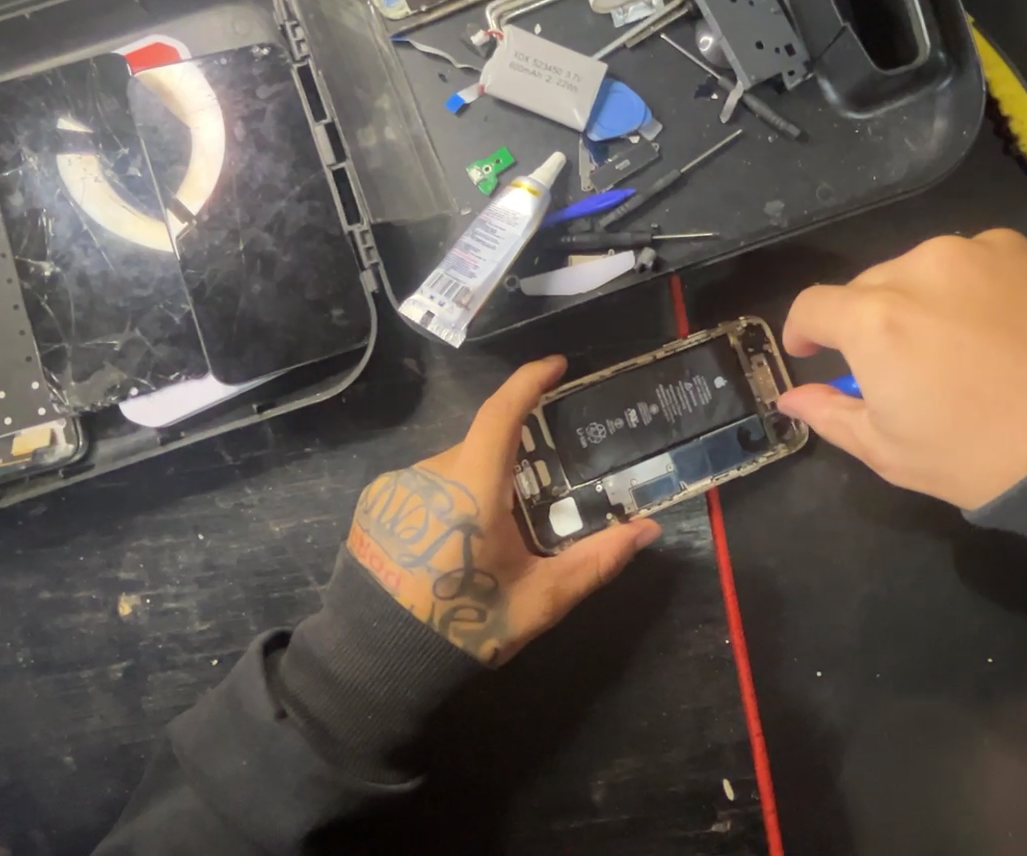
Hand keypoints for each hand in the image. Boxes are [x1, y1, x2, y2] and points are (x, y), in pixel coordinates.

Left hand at [345, 357, 662, 664]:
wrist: (378, 661)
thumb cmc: (466, 625)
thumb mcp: (541, 598)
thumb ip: (597, 560)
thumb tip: (648, 530)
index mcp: (472, 487)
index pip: (502, 414)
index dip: (530, 381)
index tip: (558, 365)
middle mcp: (430, 473)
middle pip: (482, 444)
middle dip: (512, 459)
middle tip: (537, 500)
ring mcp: (397, 486)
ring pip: (455, 465)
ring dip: (480, 482)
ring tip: (494, 535)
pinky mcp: (377, 502)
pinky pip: (426, 483)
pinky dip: (451, 497)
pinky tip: (456, 542)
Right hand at [776, 230, 1026, 509]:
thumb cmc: (985, 454)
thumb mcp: (892, 451)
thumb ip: (831, 413)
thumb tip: (792, 395)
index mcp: (875, 319)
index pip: (812, 305)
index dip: (802, 329)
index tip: (810, 351)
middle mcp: (919, 268)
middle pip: (865, 287)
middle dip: (863, 321)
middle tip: (892, 364)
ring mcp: (977, 252)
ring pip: (918, 270)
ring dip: (914, 301)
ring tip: (949, 345)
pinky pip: (971, 263)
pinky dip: (965, 290)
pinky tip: (994, 329)